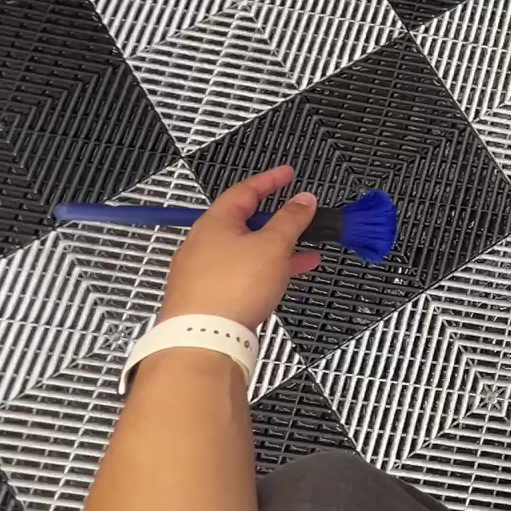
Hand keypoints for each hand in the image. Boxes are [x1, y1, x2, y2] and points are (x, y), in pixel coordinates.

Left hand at [157, 165, 321, 330]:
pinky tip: (287, 275)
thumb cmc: (232, 288)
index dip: (270, 180)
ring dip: (279, 248)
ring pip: (248, 249)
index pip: (244, 191)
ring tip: (307, 251)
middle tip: (301, 216)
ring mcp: (205, 270)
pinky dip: (268, 268)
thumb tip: (304, 199)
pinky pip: (244, 272)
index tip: (287, 173)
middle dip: (279, 220)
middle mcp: (204, 244)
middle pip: (246, 222)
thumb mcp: (273, 245)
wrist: (204, 337)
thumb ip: (292, 219)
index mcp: (215, 224)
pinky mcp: (210, 293)